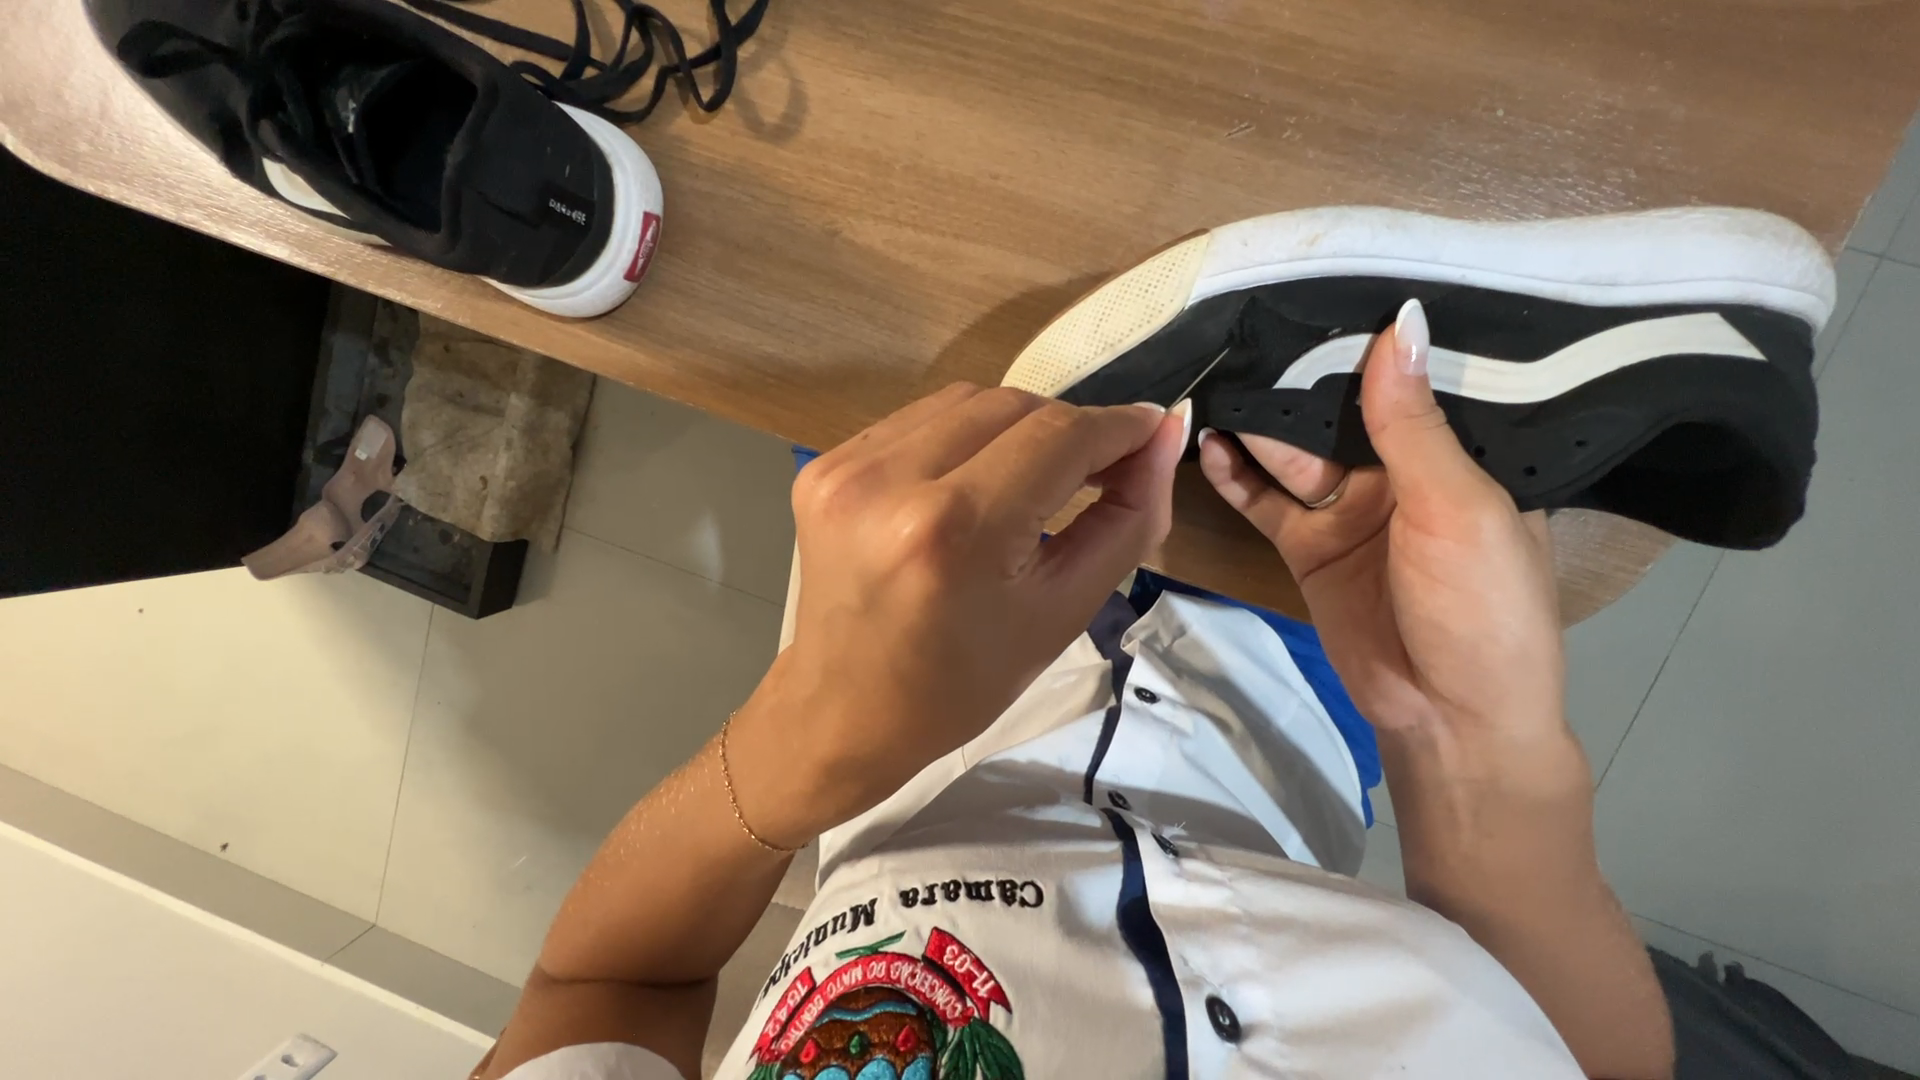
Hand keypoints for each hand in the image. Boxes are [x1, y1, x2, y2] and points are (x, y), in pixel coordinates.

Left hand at [732, 384, 1189, 845]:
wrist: (846, 712)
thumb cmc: (962, 684)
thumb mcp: (1064, 612)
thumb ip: (1127, 518)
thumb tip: (1163, 434)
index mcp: (954, 531)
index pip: (1059, 436)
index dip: (1117, 427)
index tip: (1151, 432)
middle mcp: (890, 482)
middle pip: (1014, 405)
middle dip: (1068, 430)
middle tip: (1096, 470)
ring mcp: (846, 468)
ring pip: (966, 401)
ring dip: (1016, 428)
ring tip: (1031, 480)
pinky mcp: (823, 466)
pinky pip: (919, 420)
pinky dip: (962, 438)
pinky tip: (971, 482)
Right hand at [1197, 299, 1569, 761]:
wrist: (1446, 715)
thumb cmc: (1479, 606)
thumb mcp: (1455, 508)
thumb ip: (1412, 424)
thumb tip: (1399, 323)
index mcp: (1458, 457)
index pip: (1408, 383)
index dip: (1368, 343)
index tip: (1321, 290)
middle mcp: (1400, 475)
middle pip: (1339, 415)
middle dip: (1298, 380)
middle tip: (1245, 329)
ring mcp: (1348, 512)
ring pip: (1293, 456)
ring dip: (1257, 426)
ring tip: (1215, 380)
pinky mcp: (1308, 547)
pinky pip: (1266, 504)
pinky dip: (1237, 478)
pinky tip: (1208, 446)